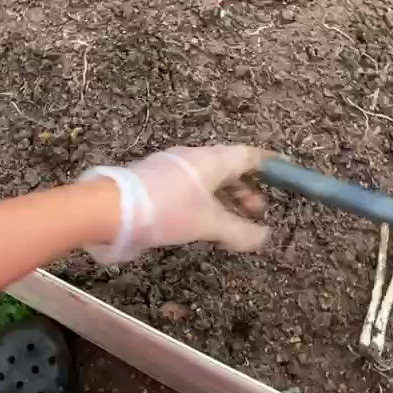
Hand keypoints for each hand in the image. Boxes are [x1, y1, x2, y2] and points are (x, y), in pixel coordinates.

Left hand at [80, 146, 268, 262]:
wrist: (111, 209)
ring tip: (228, 220)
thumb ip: (239, 231)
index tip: (281, 173)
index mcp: (211, 160)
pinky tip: (198, 219)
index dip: (267, 164)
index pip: (247, 155)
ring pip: (206, 177)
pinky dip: (202, 199)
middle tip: (255, 209)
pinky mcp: (154, 179)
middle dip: (244, 188)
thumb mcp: (209, 224)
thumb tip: (264, 237)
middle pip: (227, 166)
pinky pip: (187, 185)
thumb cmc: (167, 211)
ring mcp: (171, 166)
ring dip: (222, 196)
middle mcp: (192, 157)